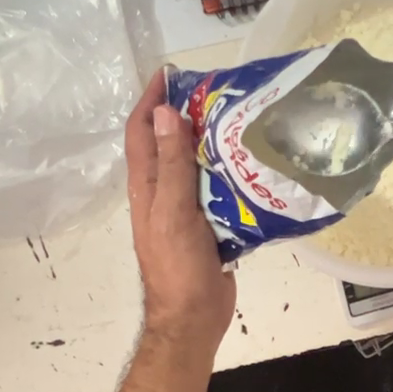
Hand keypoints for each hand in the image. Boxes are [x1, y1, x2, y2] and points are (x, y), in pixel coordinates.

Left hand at [127, 71, 234, 351]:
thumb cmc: (178, 268)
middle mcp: (162, 195)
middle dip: (187, 116)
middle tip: (218, 94)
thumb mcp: (173, 212)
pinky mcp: (209, 229)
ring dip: (212, 145)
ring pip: (196, 169)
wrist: (193, 318)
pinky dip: (230, 177)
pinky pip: (217, 194)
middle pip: (169, 145)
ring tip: (240, 121)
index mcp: (147, 189)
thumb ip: (171, 165)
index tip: (171, 73)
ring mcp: (185, 213)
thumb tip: (164, 112)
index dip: (151, 101)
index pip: (141, 133)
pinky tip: (251, 167)